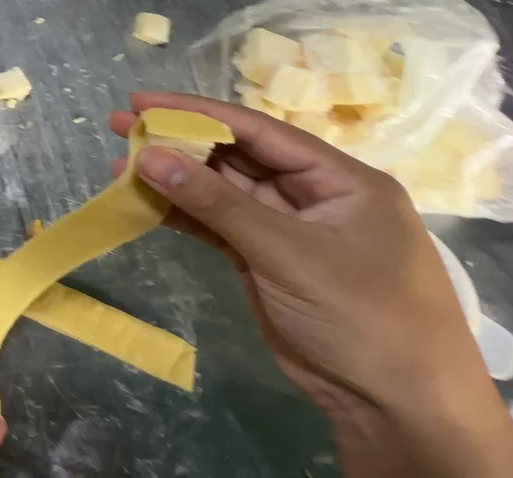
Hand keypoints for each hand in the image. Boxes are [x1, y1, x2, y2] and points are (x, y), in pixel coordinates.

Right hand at [114, 92, 512, 477]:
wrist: (395, 408)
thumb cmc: (363, 317)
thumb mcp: (288, 254)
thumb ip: (214, 201)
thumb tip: (145, 154)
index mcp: (342, 182)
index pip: (260, 132)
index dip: (198, 112)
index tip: (139, 103)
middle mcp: (313, 196)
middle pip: (234, 154)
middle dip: (177, 140)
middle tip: (119, 126)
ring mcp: (285, 227)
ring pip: (216, 187)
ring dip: (169, 175)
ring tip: (117, 163)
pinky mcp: (260, 255)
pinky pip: (210, 219)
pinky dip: (175, 209)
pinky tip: (138, 198)